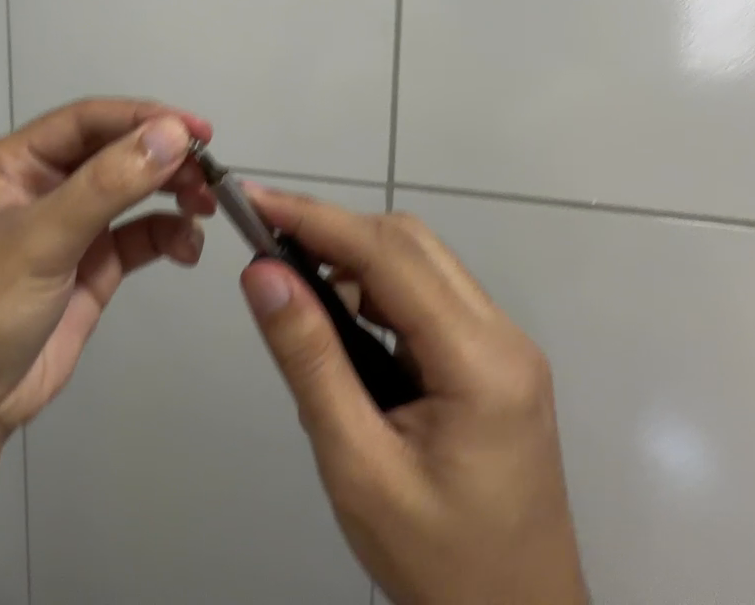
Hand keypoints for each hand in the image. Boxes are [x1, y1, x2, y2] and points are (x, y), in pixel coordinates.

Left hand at [0, 98, 216, 437]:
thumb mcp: (42, 239)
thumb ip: (107, 185)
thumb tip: (170, 134)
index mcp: (15, 163)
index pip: (86, 121)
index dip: (142, 118)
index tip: (197, 130)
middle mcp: (43, 186)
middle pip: (113, 153)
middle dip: (161, 159)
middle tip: (210, 174)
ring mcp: (69, 228)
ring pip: (130, 194)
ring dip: (169, 194)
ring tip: (205, 206)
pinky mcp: (91, 268)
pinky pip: (137, 238)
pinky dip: (166, 236)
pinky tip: (187, 248)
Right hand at [239, 189, 587, 604]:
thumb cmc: (436, 556)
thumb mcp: (356, 462)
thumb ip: (309, 359)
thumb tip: (262, 272)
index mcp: (480, 361)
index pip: (388, 256)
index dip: (315, 218)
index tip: (251, 199)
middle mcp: (503, 338)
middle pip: (411, 245)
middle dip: (332, 229)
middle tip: (262, 240)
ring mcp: (503, 351)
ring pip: (420, 264)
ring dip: (353, 256)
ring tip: (291, 282)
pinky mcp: (491, 367)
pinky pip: (426, 299)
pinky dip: (374, 288)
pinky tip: (338, 320)